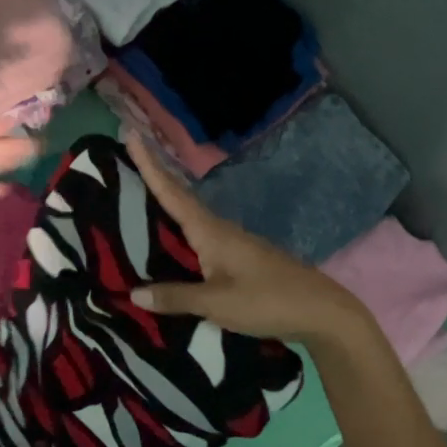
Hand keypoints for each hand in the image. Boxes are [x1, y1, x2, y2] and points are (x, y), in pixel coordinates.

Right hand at [124, 128, 372, 343]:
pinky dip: (179, 237)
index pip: (172, 193)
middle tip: (124, 162)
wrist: (321, 313)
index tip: (131, 134)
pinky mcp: (240, 261)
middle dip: (153, 181)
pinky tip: (169, 247)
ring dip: (165, 209)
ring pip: (190, 222)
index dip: (150, 165)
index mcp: (212, 232)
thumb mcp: (216, 303)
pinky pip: (200, 242)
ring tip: (134, 203)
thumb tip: (133, 293)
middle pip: (179, 201)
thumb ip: (175, 297)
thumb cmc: (267, 301)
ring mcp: (233, 245)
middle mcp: (220, 231)